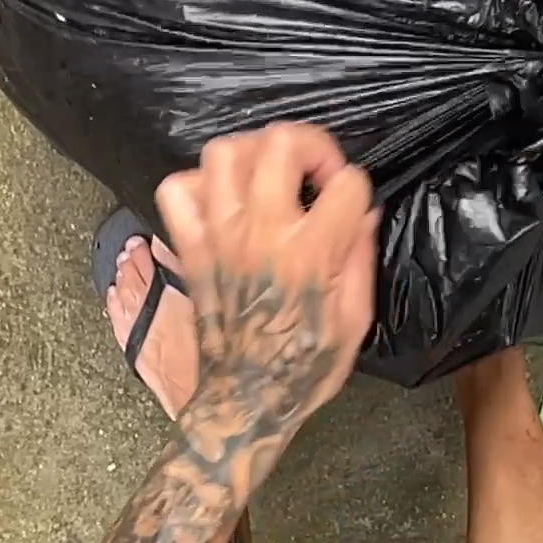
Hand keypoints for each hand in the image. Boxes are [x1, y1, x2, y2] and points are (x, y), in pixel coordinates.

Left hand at [155, 123, 379, 477]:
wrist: (246, 399)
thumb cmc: (306, 368)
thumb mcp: (355, 322)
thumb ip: (360, 259)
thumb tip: (365, 211)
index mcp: (310, 254)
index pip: (347, 184)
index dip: (358, 188)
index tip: (351, 210)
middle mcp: (261, 233)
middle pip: (280, 143)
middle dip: (311, 145)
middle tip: (316, 175)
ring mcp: (219, 236)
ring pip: (224, 153)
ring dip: (254, 153)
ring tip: (270, 178)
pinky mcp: (191, 248)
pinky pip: (177, 190)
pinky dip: (199, 184)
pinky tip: (224, 202)